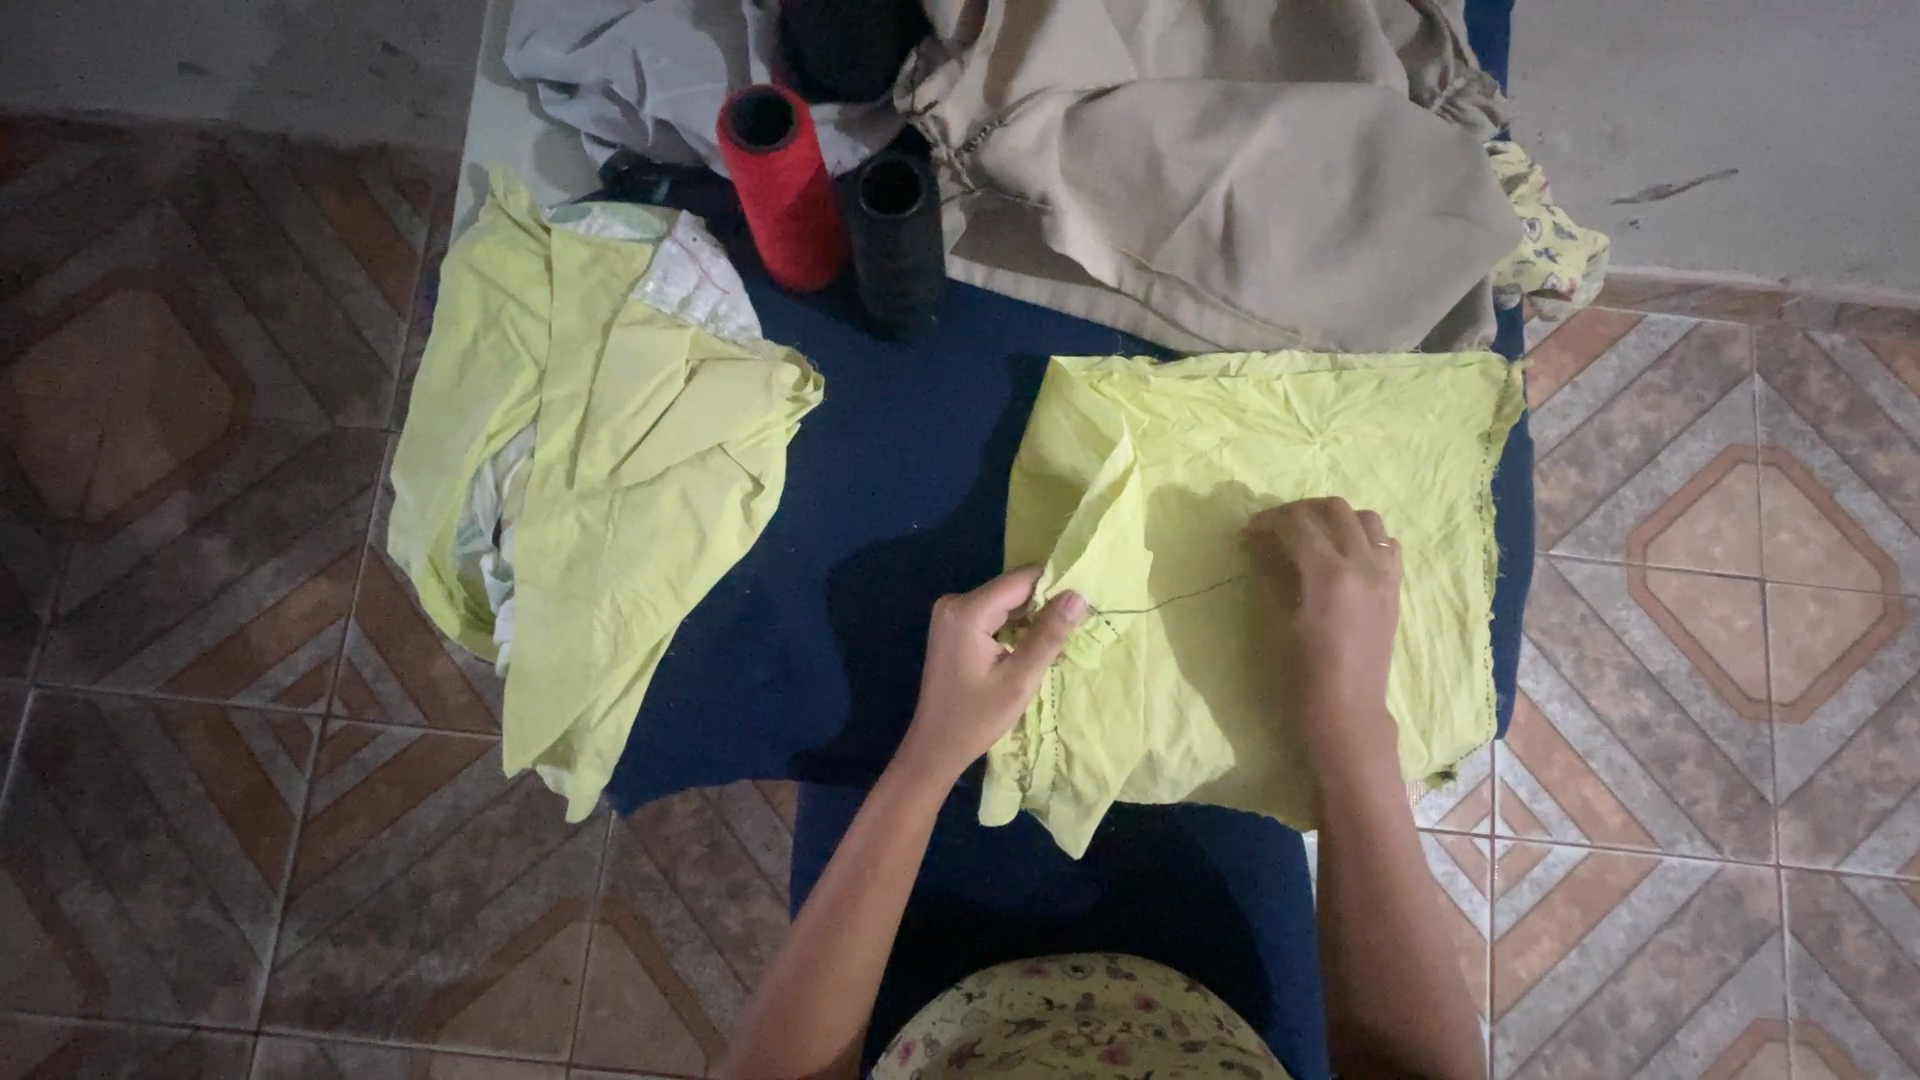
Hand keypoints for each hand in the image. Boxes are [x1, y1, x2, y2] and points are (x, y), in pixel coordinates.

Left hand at [894, 566, 1089, 784]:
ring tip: (1051, 646)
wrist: (935, 745)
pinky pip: (992, 612)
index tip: (1082, 608)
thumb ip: (1049, 634)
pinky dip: (1013, 626)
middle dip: (1043, 606)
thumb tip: (1079, 595)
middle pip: (1013, 588)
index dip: (1055, 588)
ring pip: (1005, 601)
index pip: (1023, 579)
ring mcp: (951, 612)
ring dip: (1030, 618)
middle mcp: (955, 601)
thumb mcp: (1020, 679)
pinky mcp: (953, 624)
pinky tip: (1027, 650)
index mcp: (968, 610)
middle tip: (1068, 635)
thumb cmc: (977, 718)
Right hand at [1244, 497, 1402, 766]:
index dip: (1267, 520)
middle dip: (1299, 511)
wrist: (1345, 709)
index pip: (1296, 522)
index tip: (1249, 531)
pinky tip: (1342, 555)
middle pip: (1333, 509)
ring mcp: (1385, 575)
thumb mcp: (1275, 619)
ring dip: (1334, 518)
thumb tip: (1256, 540)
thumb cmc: (1299, 671)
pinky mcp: (1394, 588)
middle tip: (1275, 529)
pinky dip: (1363, 537)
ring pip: (1365, 518)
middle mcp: (1363, 565)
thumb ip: (1270, 572)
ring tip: (1310, 536)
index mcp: (1328, 574)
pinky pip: (1386, 543)